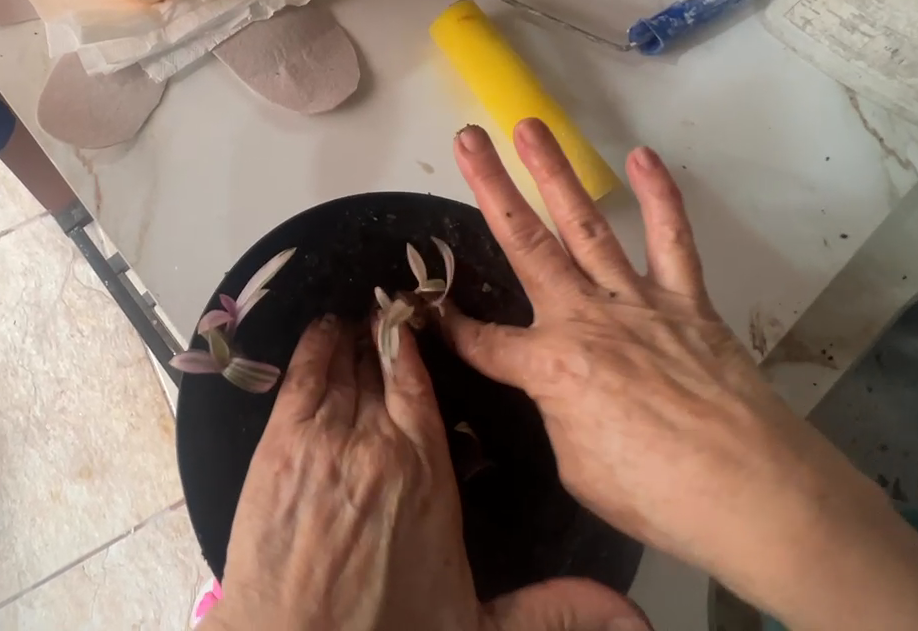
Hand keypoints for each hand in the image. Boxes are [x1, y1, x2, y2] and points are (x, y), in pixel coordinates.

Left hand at [204, 316, 647, 630]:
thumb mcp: (480, 626)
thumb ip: (552, 609)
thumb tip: (636, 620)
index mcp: (426, 469)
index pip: (419, 379)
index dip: (413, 341)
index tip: (414, 319)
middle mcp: (378, 440)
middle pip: (380, 365)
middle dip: (381, 337)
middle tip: (382, 317)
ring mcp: (326, 436)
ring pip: (343, 362)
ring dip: (349, 337)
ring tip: (353, 320)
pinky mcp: (281, 444)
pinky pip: (302, 375)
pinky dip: (314, 346)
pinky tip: (322, 332)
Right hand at [446, 120, 917, 630]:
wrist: (758, 497)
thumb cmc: (657, 495)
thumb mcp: (578, 466)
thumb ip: (558, 412)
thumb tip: (562, 390)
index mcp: (550, 366)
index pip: (483, 340)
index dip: (449, 325)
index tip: (426, 306)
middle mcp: (585, 318)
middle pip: (525, 244)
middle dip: (491, 187)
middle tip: (467, 138)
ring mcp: (637, 302)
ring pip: (585, 226)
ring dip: (554, 173)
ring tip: (530, 128)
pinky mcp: (687, 302)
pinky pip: (671, 241)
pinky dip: (659, 198)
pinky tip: (641, 157)